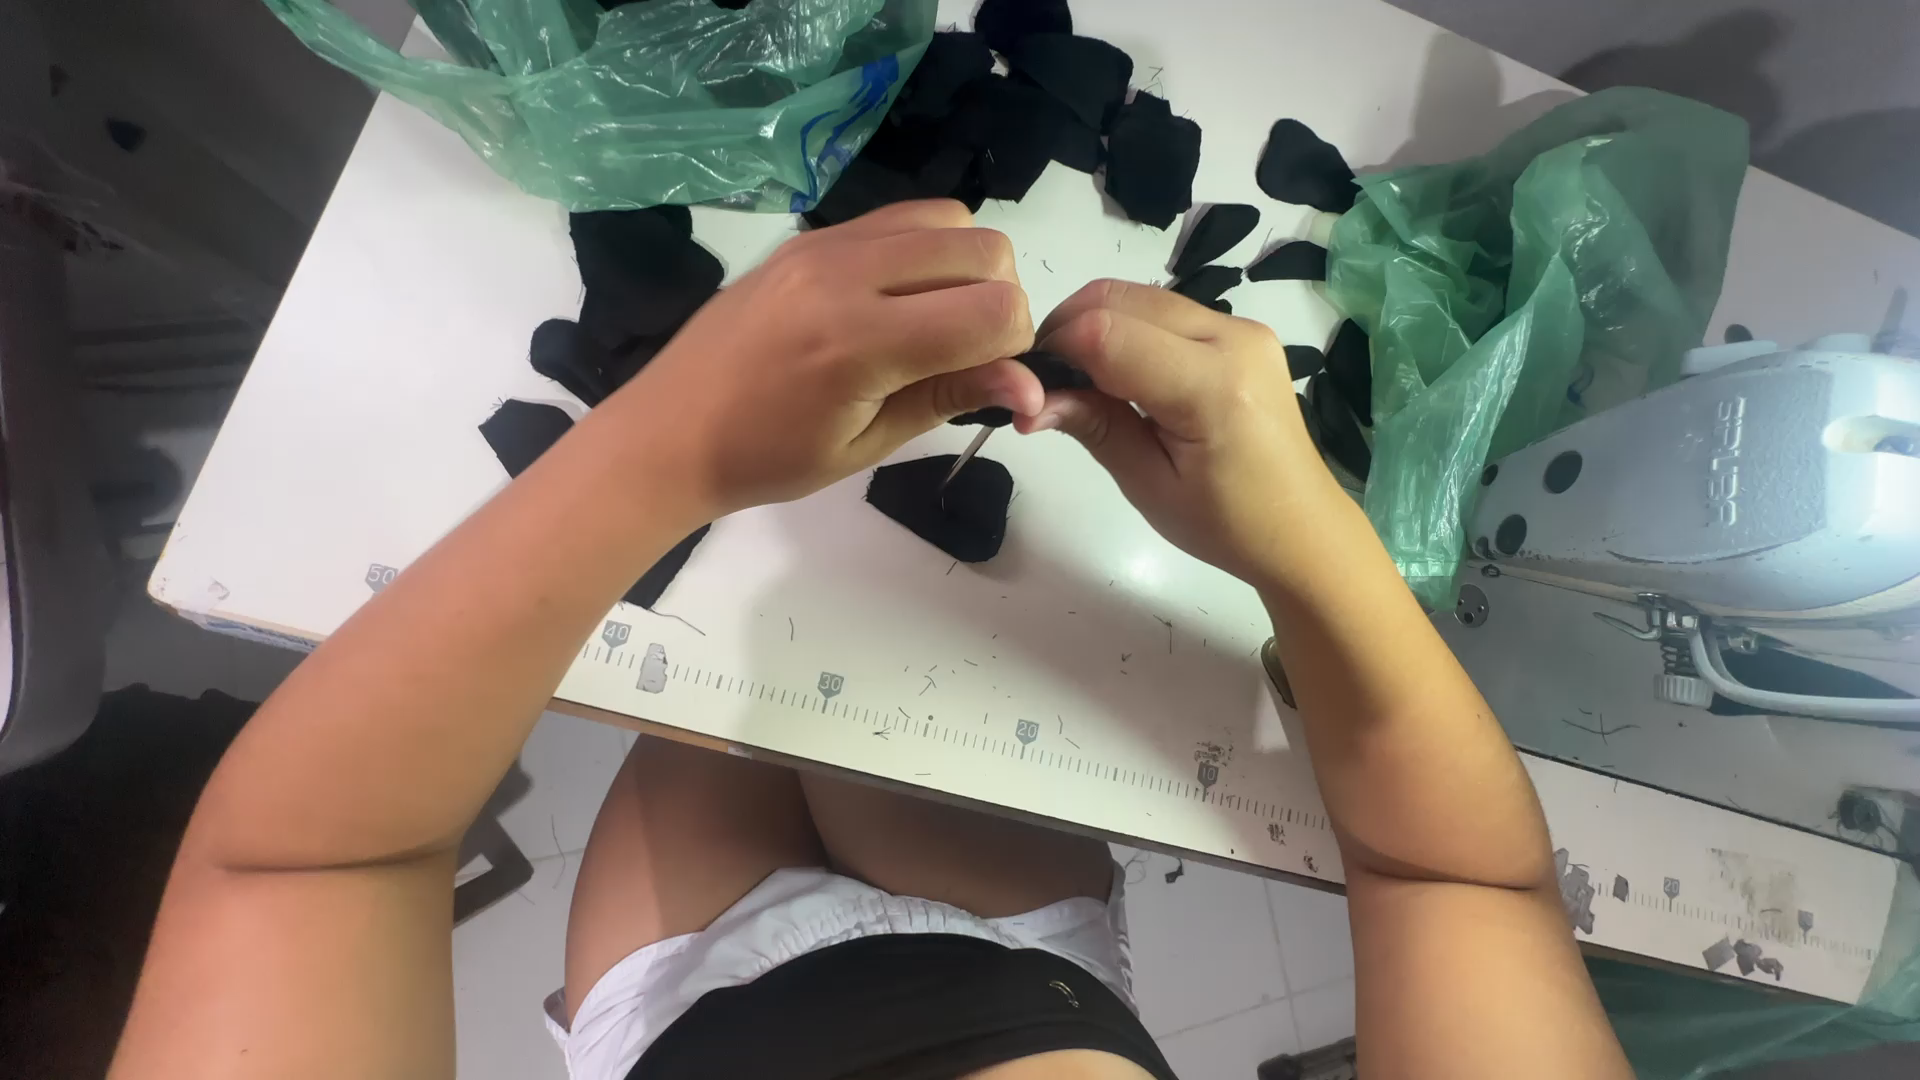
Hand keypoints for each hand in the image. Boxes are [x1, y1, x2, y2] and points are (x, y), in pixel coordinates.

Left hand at [601, 200, 1040, 519]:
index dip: (1013, 349)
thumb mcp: (868, 443)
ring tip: (931, 324)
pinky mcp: (810, 235)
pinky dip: (925, 251)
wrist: (671, 430)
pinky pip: (899, 217)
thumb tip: (1031, 386)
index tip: (987, 381)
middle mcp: (848, 271)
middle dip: (1000, 302)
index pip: (994, 311)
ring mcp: (825, 242)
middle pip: (985, 248)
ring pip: (949, 219)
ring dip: (966, 269)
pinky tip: (896, 300)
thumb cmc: (768, 459)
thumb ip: (950, 397)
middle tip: (964, 354)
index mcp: (861, 341)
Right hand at [1017, 280, 1350, 587]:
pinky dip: (1124, 331)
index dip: (1055, 352)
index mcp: (1213, 386)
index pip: (1107, 334)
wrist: (1301, 528)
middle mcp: (1232, 337)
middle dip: (1066, 331)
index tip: (1028, 389)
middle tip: (1044, 383)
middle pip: (1119, 299)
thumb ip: (1093, 427)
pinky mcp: (1240, 332)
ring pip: (1139, 297)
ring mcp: (1242, 328)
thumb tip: (1027, 403)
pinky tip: (1115, 376)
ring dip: (1093, 327)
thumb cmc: (1225, 524)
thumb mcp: (1149, 484)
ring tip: (1076, 382)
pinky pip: (1164, 312)